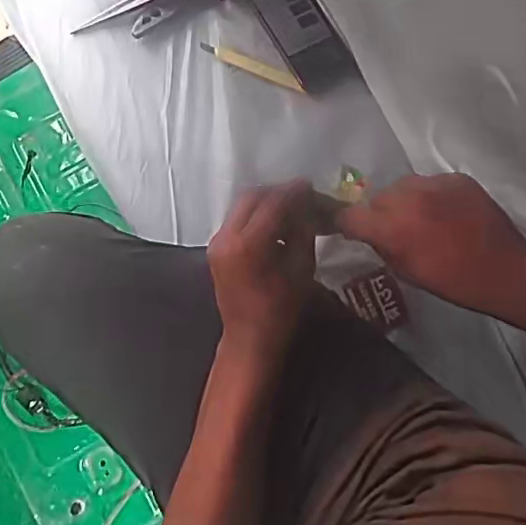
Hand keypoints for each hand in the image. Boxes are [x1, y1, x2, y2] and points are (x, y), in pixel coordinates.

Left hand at [208, 181, 319, 366]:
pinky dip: (255, 215)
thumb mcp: (301, 268)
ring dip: (265, 202)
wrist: (248, 339)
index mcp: (248, 244)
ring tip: (289, 208)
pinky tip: (273, 223)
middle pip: (251, 197)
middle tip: (300, 195)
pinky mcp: (215, 248)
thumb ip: (302, 231)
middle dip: (277, 192)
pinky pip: (236, 220)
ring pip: (241, 206)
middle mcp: (226, 237)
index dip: (293, 192)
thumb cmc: (281, 310)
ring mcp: (217, 242)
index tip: (310, 185)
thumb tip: (307, 206)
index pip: (272, 203)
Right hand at [336, 173, 525, 319]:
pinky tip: (448, 213)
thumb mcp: (406, 271)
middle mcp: (407, 198)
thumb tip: (370, 233)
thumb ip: (383, 247)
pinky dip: (432, 196)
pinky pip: (431, 183)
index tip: (352, 230)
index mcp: (391, 227)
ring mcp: (433, 184)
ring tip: (425, 219)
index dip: (346, 223)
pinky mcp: (456, 178)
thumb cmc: (452, 281)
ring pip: (404, 186)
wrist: (505, 269)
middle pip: (378, 198)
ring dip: (406, 201)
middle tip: (398, 229)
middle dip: (382, 213)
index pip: (349, 215)